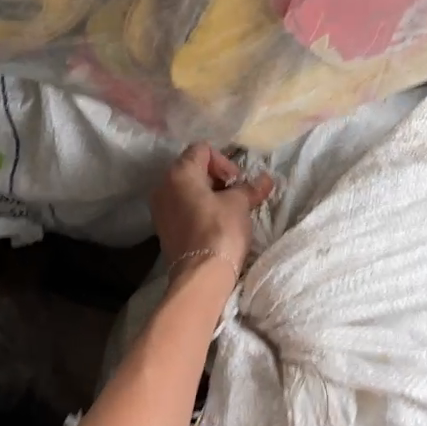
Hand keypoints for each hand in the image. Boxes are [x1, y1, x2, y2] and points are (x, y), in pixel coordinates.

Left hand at [150, 143, 273, 288]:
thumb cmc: (220, 230)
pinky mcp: (164, 229)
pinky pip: (182, 208)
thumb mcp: (239, 204)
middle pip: (192, 168)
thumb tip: (266, 179)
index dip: (224, 161)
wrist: (201, 276)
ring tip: (228, 210)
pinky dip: (198, 209)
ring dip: (209, 194)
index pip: (202, 149)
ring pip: (187, 190)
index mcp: (179, 173)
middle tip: (236, 194)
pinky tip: (215, 223)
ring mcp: (160, 209)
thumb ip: (250, 188)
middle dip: (217, 178)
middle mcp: (163, 186)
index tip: (237, 181)